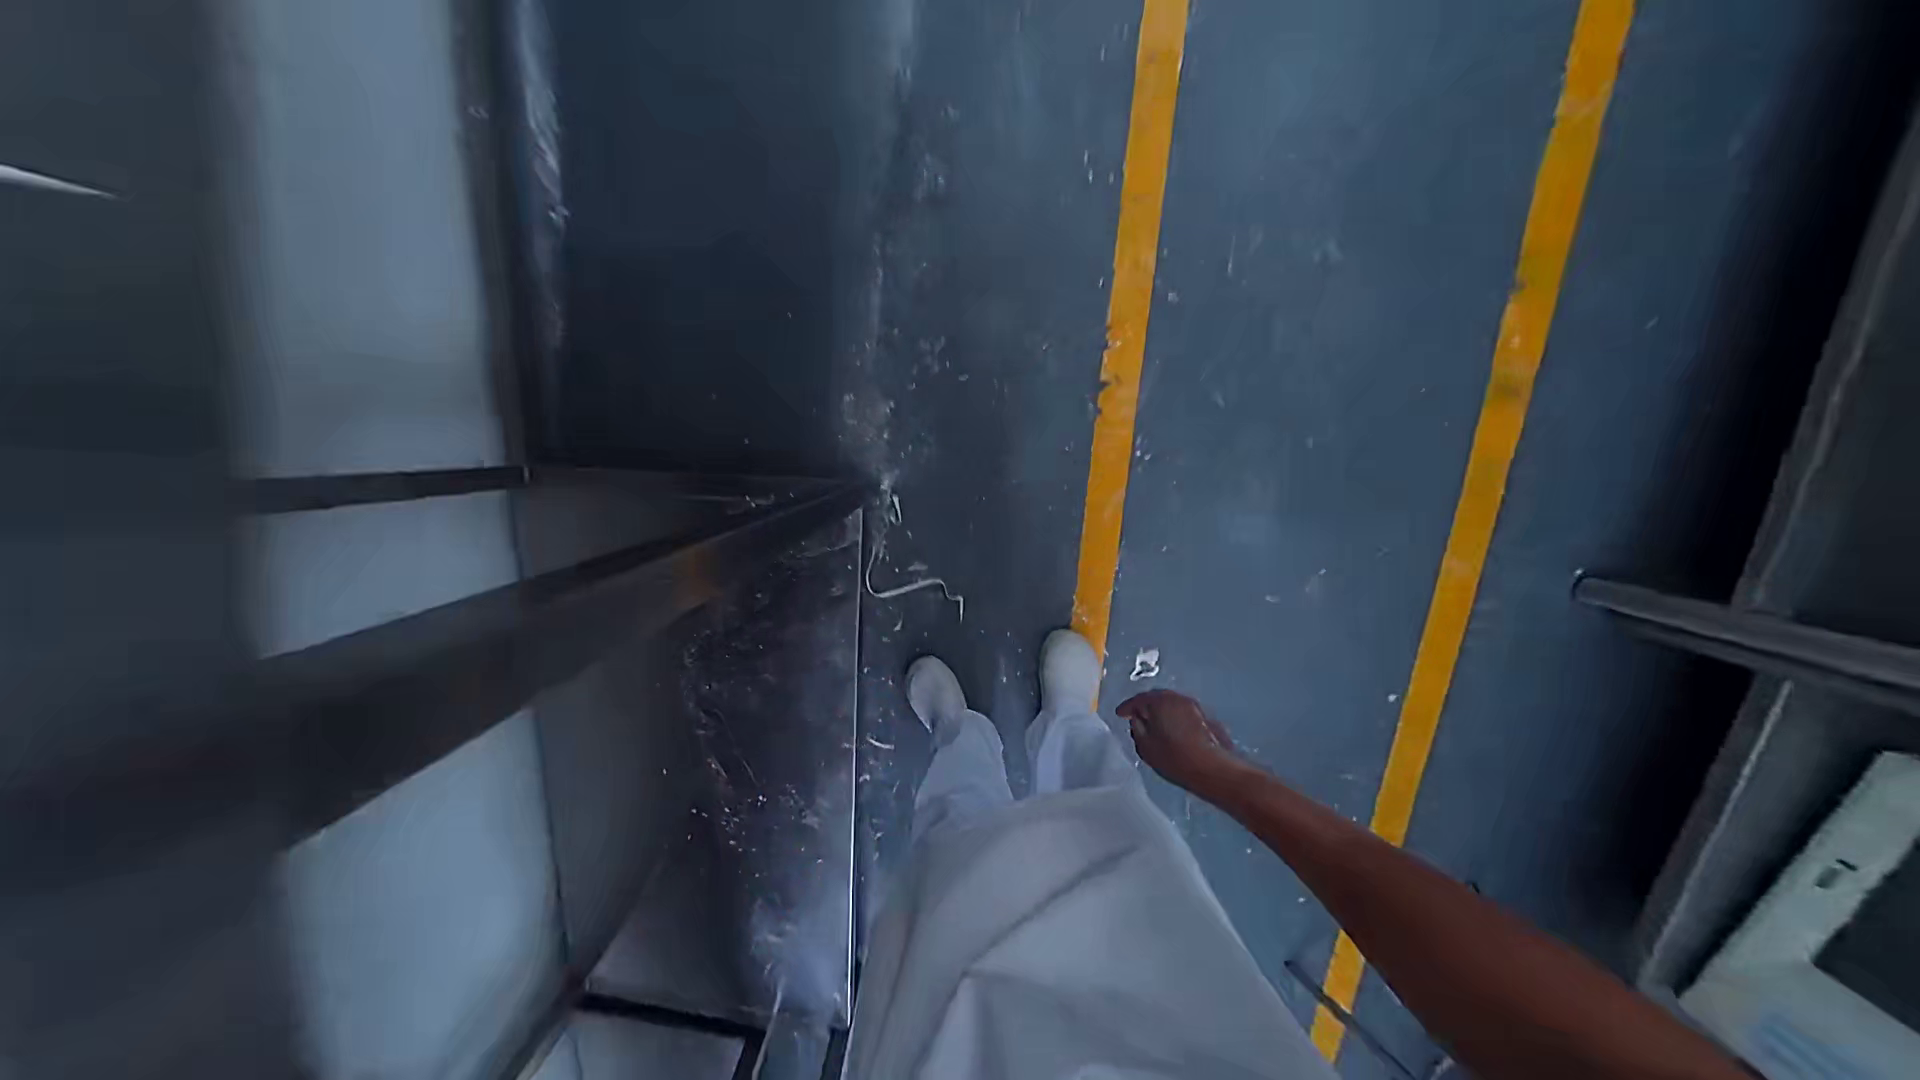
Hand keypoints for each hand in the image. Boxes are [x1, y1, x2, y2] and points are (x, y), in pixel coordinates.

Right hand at [1118, 689, 1244, 794]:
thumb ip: (1136, 728)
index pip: (1137, 700)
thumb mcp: (1145, 747)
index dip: (1126, 707)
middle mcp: (1178, 698)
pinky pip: (1184, 713)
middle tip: (1136, 717)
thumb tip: (1137, 720)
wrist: (1215, 770)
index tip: (1120, 714)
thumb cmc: (1175, 759)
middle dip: (1145, 706)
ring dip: (1161, 712)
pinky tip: (1173, 731)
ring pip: (1172, 704)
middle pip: (1156, 698)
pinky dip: (1175, 718)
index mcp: (1159, 701)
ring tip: (1154, 725)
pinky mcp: (1207, 718)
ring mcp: (1195, 707)